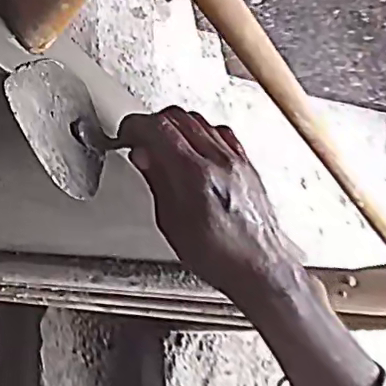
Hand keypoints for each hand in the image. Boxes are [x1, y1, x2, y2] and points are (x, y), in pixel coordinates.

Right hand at [121, 107, 306, 308]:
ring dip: (174, 125)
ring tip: (162, 142)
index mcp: (193, 175)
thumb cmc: (218, 254)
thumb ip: (156, 180)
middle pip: (177, 116)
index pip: (158, 127)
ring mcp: (235, 160)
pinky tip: (192, 145)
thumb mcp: (170, 221)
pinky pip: (220, 131)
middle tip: (139, 138)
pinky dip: (200, 131)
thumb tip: (142, 154)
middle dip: (151, 123)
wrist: (259, 268)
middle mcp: (218, 161)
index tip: (126, 134)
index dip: (134, 125)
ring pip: (198, 120)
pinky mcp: (247, 164)